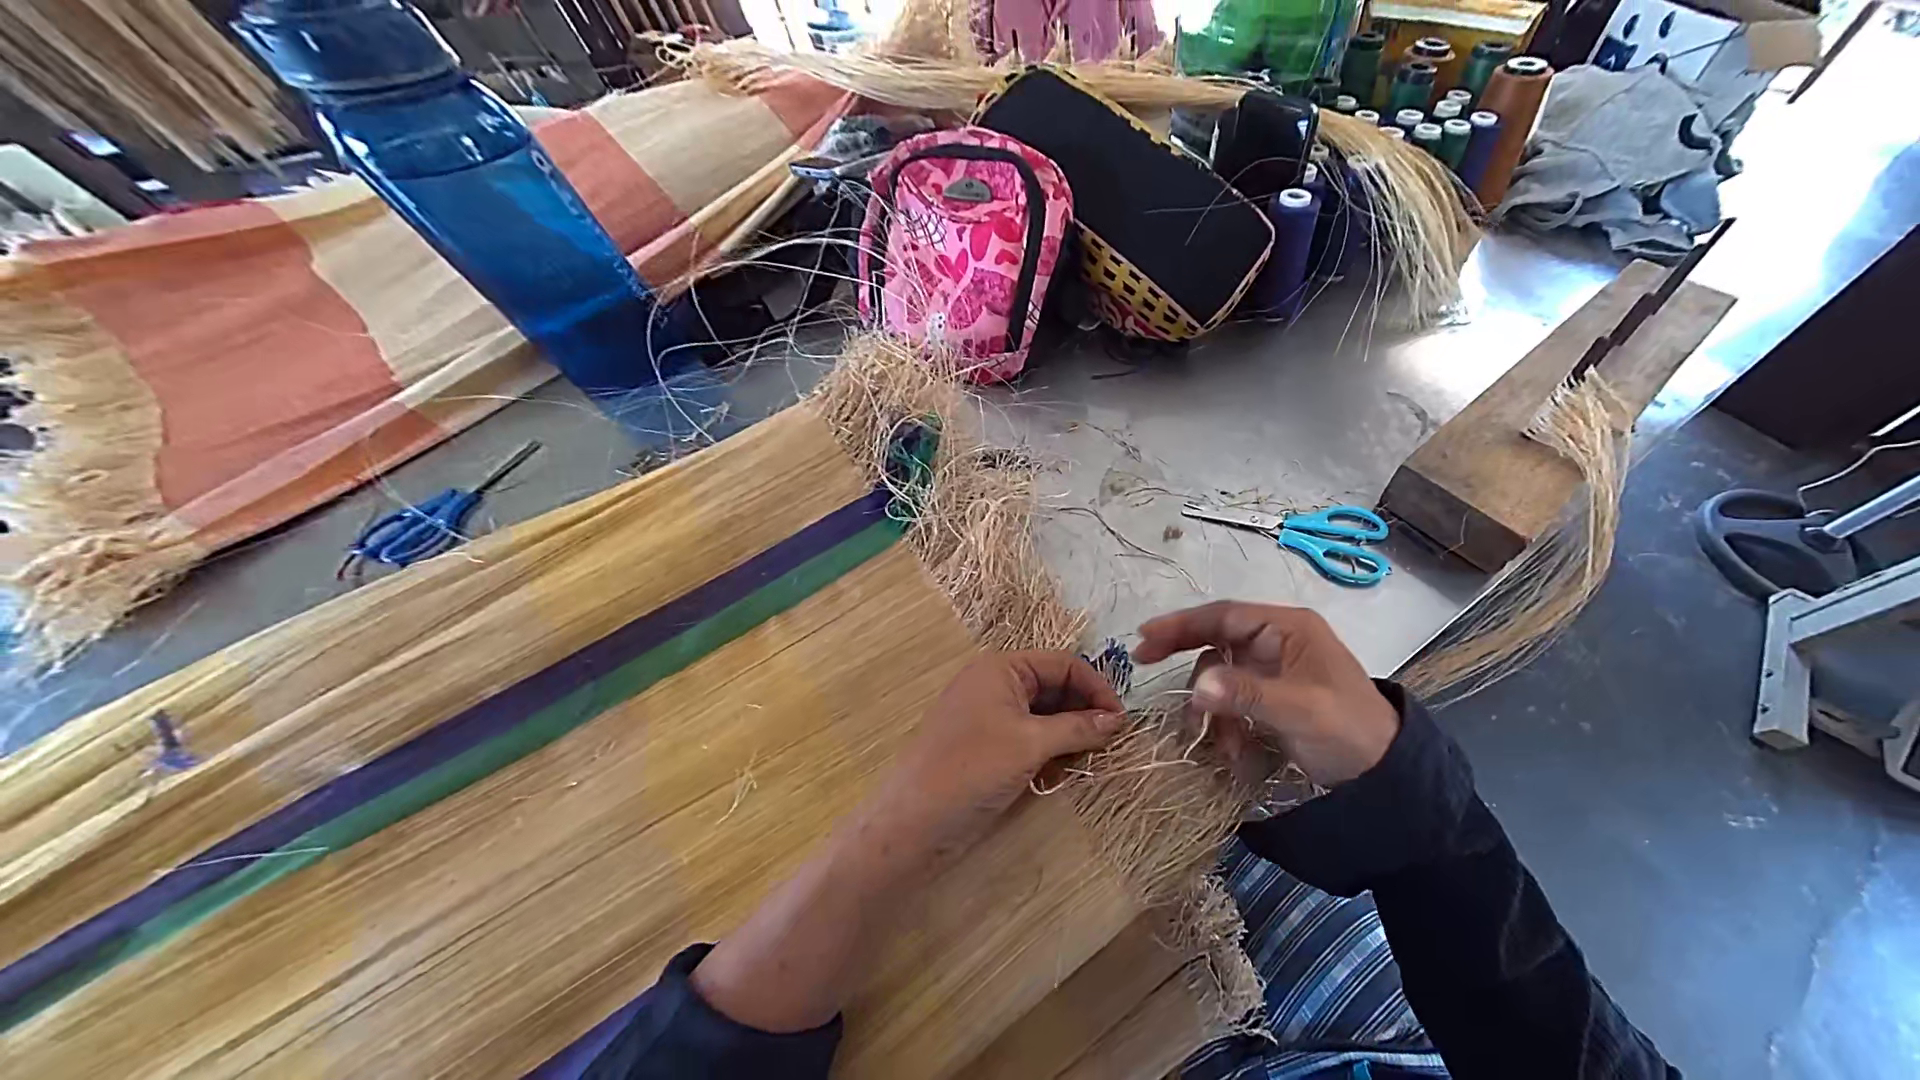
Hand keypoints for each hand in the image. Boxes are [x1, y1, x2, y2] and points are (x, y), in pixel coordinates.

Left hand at [691, 650, 1121, 1032]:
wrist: (913, 821)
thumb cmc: (971, 769)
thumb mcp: (1030, 744)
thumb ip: (1077, 728)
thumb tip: (1117, 720)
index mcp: (1001, 668)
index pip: (1062, 663)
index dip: (1096, 687)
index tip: (1122, 721)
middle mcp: (995, 684)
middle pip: (1054, 687)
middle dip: (1083, 713)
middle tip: (1108, 745)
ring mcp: (988, 715)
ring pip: (1044, 715)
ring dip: (1068, 736)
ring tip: (1082, 762)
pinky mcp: (987, 745)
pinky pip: (1029, 737)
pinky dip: (1047, 751)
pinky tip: (1055, 775)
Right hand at [1134, 601, 1399, 786]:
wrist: (1388, 776)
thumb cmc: (1350, 731)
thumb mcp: (1300, 710)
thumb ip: (1247, 694)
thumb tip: (1196, 687)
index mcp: (1287, 628)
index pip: (1223, 616)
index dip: (1181, 623)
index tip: (1145, 636)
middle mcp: (1275, 640)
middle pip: (1215, 637)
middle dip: (1182, 653)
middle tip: (1143, 661)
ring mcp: (1271, 668)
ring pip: (1218, 672)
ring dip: (1208, 703)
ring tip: (1209, 736)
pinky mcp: (1268, 695)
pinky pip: (1230, 697)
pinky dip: (1222, 719)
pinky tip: (1228, 747)